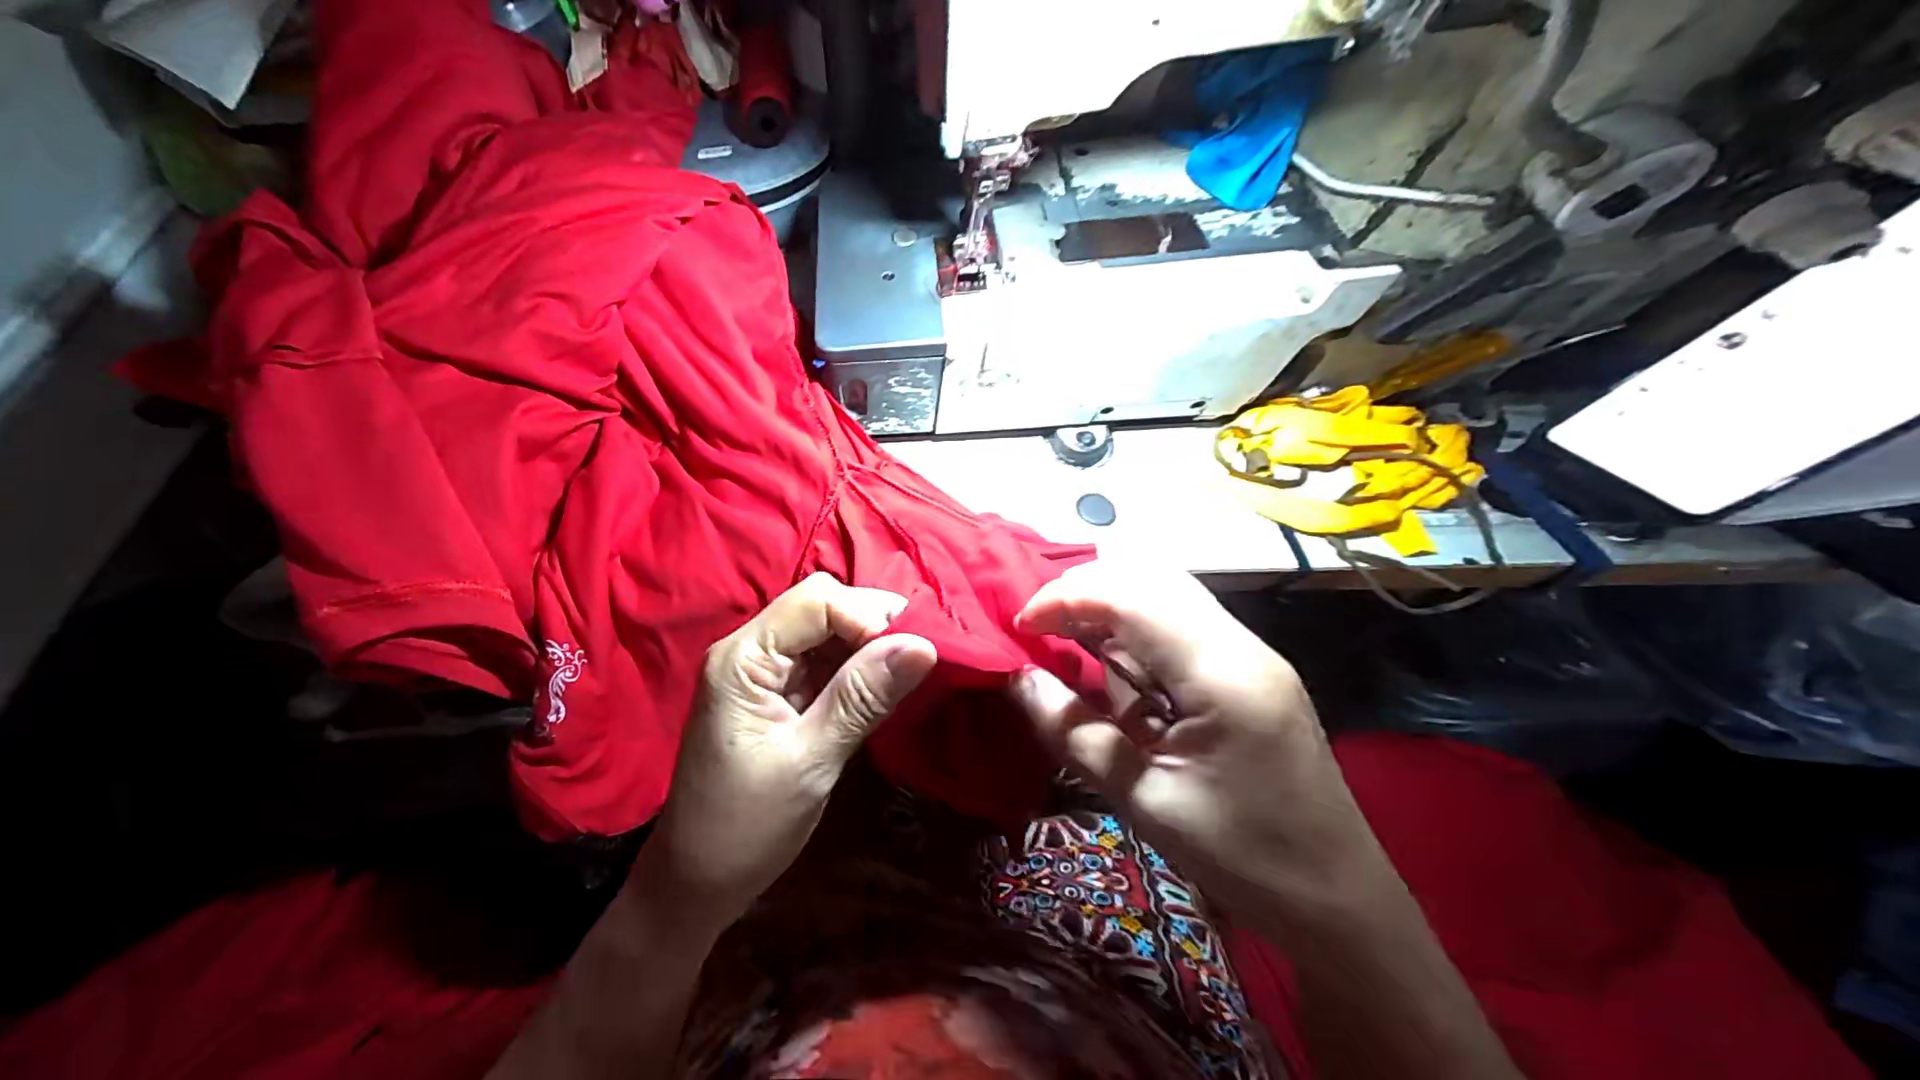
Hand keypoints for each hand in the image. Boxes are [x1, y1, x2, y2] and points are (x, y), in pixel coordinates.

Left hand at [642, 573, 936, 924]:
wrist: (698, 883)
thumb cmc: (745, 827)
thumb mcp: (811, 762)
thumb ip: (863, 698)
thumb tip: (924, 646)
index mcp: (743, 658)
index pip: (817, 601)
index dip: (867, 617)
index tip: (909, 655)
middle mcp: (751, 650)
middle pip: (823, 606)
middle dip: (874, 626)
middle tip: (916, 664)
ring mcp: (764, 672)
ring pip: (830, 631)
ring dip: (871, 648)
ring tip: (907, 677)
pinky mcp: (779, 693)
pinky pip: (827, 662)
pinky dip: (859, 669)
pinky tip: (883, 690)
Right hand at [1010, 561, 1391, 924]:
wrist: (1338, 900)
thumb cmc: (1242, 857)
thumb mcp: (1144, 800)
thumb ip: (1074, 733)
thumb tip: (1018, 679)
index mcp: (1221, 674)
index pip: (1132, 598)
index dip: (1067, 599)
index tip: (1021, 627)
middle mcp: (1242, 646)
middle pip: (1153, 579)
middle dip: (1088, 592)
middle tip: (1040, 628)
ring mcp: (1254, 655)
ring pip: (1170, 595)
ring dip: (1113, 609)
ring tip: (1070, 645)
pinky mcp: (1253, 671)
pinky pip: (1185, 627)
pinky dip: (1140, 634)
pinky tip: (1119, 672)